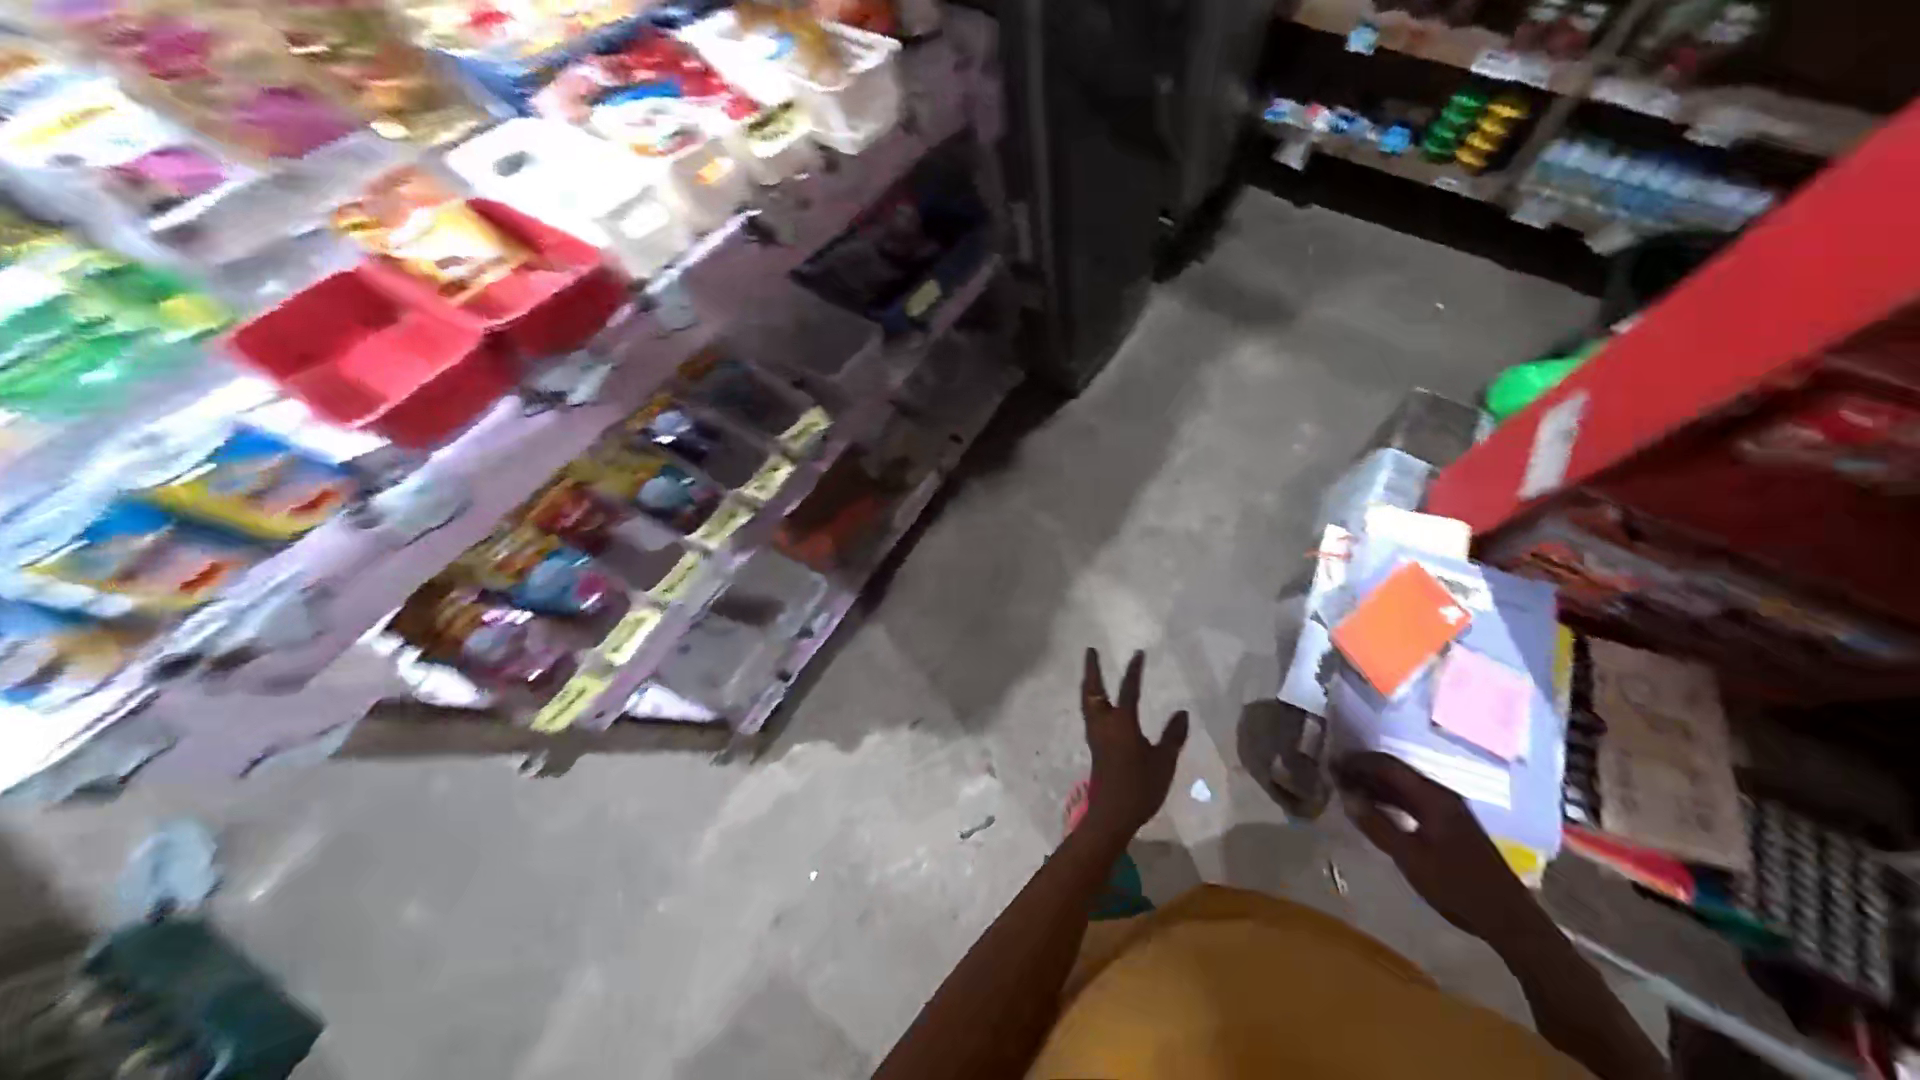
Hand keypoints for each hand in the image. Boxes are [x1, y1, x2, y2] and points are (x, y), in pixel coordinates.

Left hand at [1080, 648, 1188, 841]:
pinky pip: (1089, 714)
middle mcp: (1103, 723)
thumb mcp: (1164, 761)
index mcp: (1122, 722)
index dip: (1134, 671)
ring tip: (1091, 672)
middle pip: (1093, 690)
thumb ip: (1173, 736)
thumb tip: (1182, 712)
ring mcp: (1095, 735)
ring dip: (1089, 684)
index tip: (1138, 653)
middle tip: (1091, 651)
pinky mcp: (1094, 746)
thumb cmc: (1140, 786)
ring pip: (1088, 702)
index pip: (1129, 689)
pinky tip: (1098, 704)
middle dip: (1093, 669)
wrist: (1112, 814)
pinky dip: (1092, 700)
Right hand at [1334, 751, 1538, 944]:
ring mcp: (1449, 811)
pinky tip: (1375, 808)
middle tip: (1334, 775)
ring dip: (1376, 785)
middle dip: (1365, 770)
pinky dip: (1390, 800)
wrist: (1509, 920)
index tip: (1331, 762)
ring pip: (1405, 787)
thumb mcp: (1410, 857)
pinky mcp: (1451, 826)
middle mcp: (1442, 796)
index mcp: (1434, 797)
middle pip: (1397, 772)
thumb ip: (1377, 825)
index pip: (1389, 766)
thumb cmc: (1457, 886)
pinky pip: (1413, 801)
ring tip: (1348, 789)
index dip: (1358, 761)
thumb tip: (1346, 797)